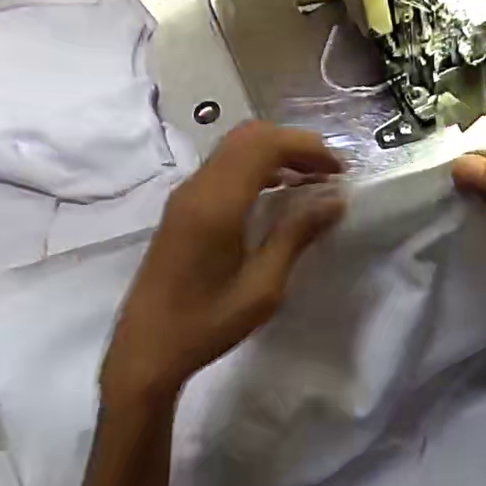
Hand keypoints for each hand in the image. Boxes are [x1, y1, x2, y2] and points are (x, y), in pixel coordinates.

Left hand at [102, 121, 345, 402]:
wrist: (147, 349)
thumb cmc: (208, 324)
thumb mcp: (263, 286)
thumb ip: (296, 235)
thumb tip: (334, 200)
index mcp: (217, 203)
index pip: (264, 144)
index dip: (307, 146)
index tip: (339, 170)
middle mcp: (197, 188)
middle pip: (248, 137)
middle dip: (293, 144)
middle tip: (327, 172)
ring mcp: (184, 196)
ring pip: (233, 149)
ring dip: (274, 154)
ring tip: (310, 181)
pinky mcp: (181, 210)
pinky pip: (222, 170)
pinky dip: (255, 169)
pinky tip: (277, 196)